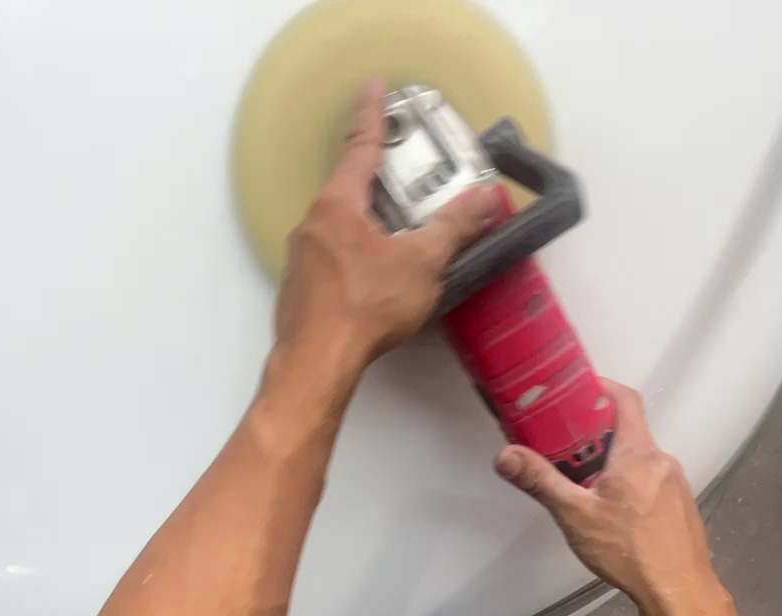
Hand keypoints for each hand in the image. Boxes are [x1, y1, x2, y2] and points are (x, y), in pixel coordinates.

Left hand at [268, 79, 500, 398]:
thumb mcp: (421, 263)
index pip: (360, 148)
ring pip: (336, 233)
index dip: (373, 116)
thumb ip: (453, 228)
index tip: (374, 88)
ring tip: (392, 247)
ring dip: (363, 232)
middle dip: (376, 188)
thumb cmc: (366, 307)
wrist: (318, 362)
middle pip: (347, 193)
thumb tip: (483, 199)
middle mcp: (311, 226)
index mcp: (339, 206)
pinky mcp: (298, 294)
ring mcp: (300, 262)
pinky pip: (328, 266)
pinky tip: (368, 288)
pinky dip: (350, 265)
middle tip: (402, 187)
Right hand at [494, 380, 723, 611]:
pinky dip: (628, 482)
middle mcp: (661, 460)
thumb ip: (540, 481)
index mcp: (637, 452)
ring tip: (582, 483)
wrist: (678, 591)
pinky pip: (651, 480)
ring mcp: (676, 483)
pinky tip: (611, 512)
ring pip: (638, 459)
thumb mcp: (575, 514)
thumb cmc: (628, 549)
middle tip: (563, 446)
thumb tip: (504, 455)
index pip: (624, 399)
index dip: (600, 388)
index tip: (575, 391)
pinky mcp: (680, 505)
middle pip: (628, 430)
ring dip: (611, 462)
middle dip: (595, 434)